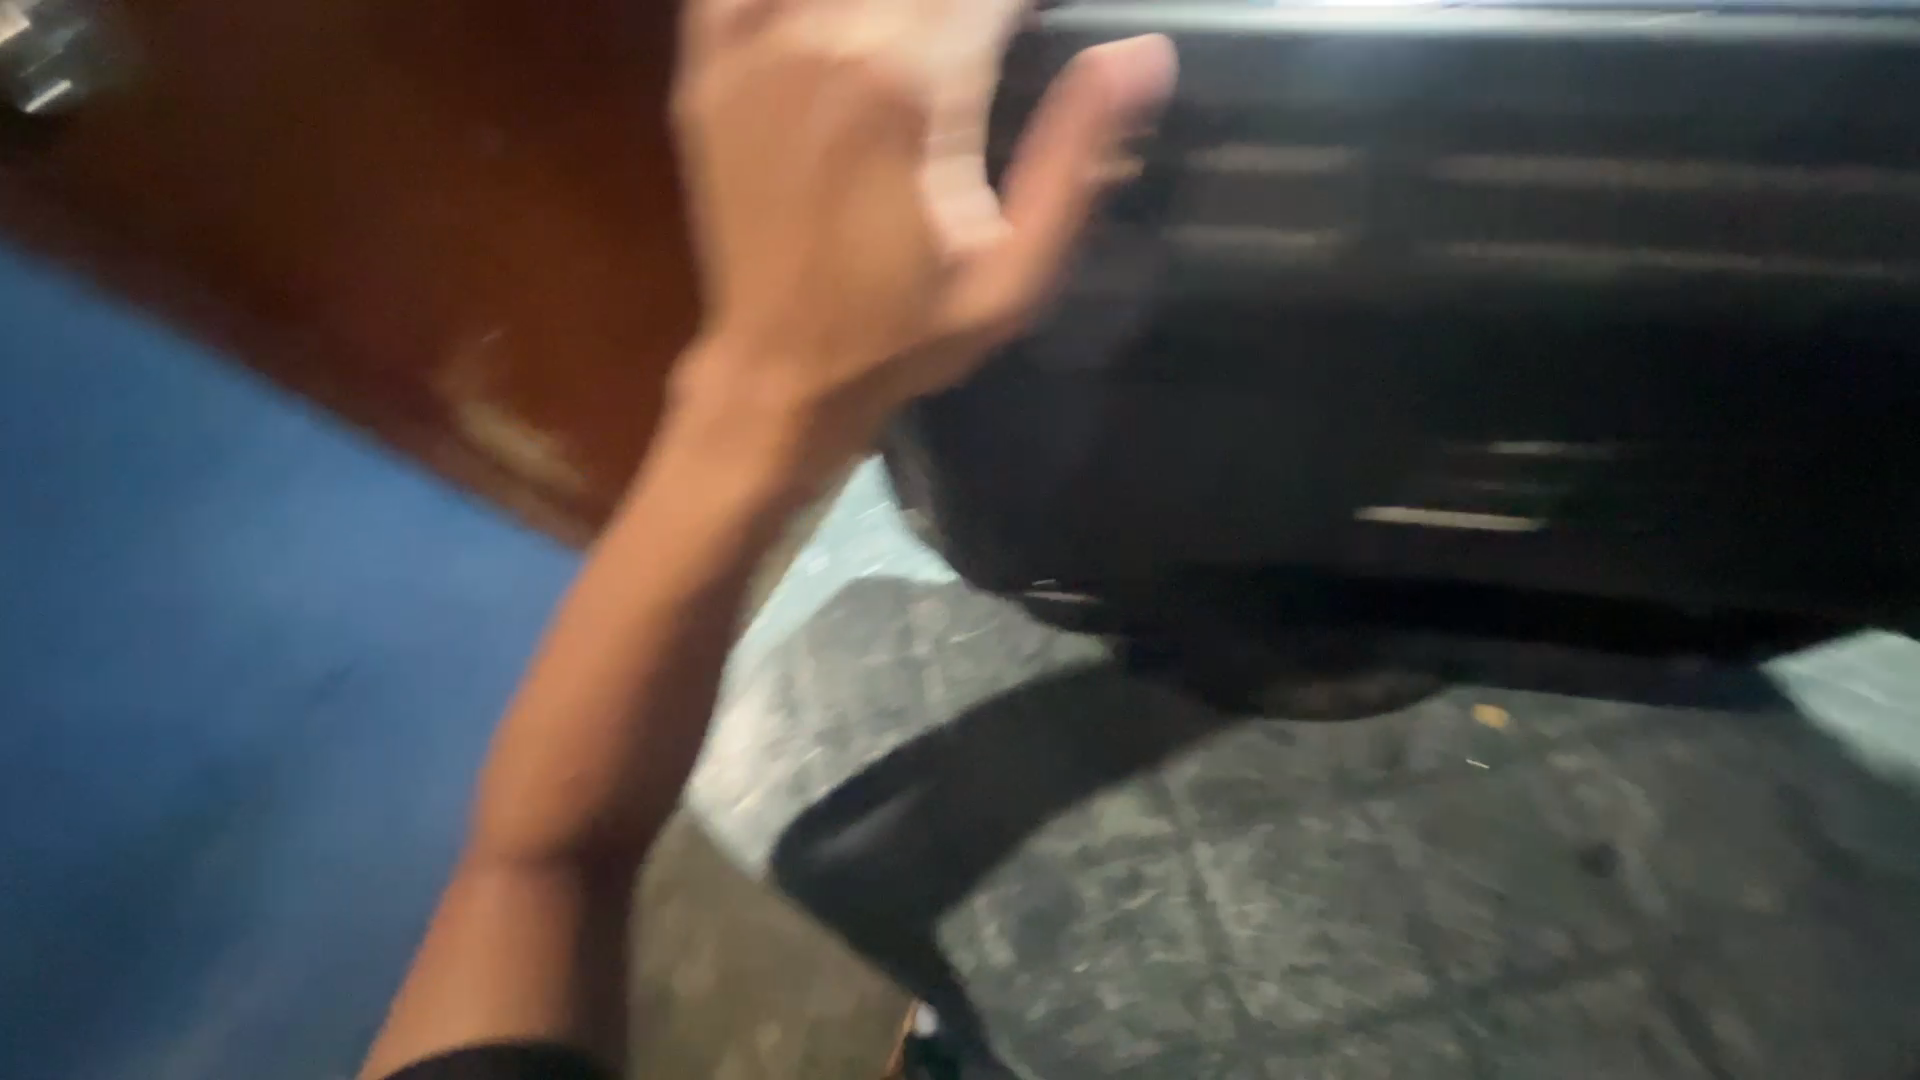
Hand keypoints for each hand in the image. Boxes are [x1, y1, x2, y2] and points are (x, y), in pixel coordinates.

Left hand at [669, 0, 1175, 478]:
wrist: (785, 372)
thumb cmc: (904, 336)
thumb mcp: (1013, 274)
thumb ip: (1074, 157)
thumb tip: (1142, 55)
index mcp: (911, 83)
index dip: (1023, 8)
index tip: (1032, 36)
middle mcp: (827, 36)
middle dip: (962, 12)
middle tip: (976, 63)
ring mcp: (755, 46)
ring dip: (899, 9)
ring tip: (923, 53)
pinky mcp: (708, 69)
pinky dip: (801, 2)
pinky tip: (835, 32)